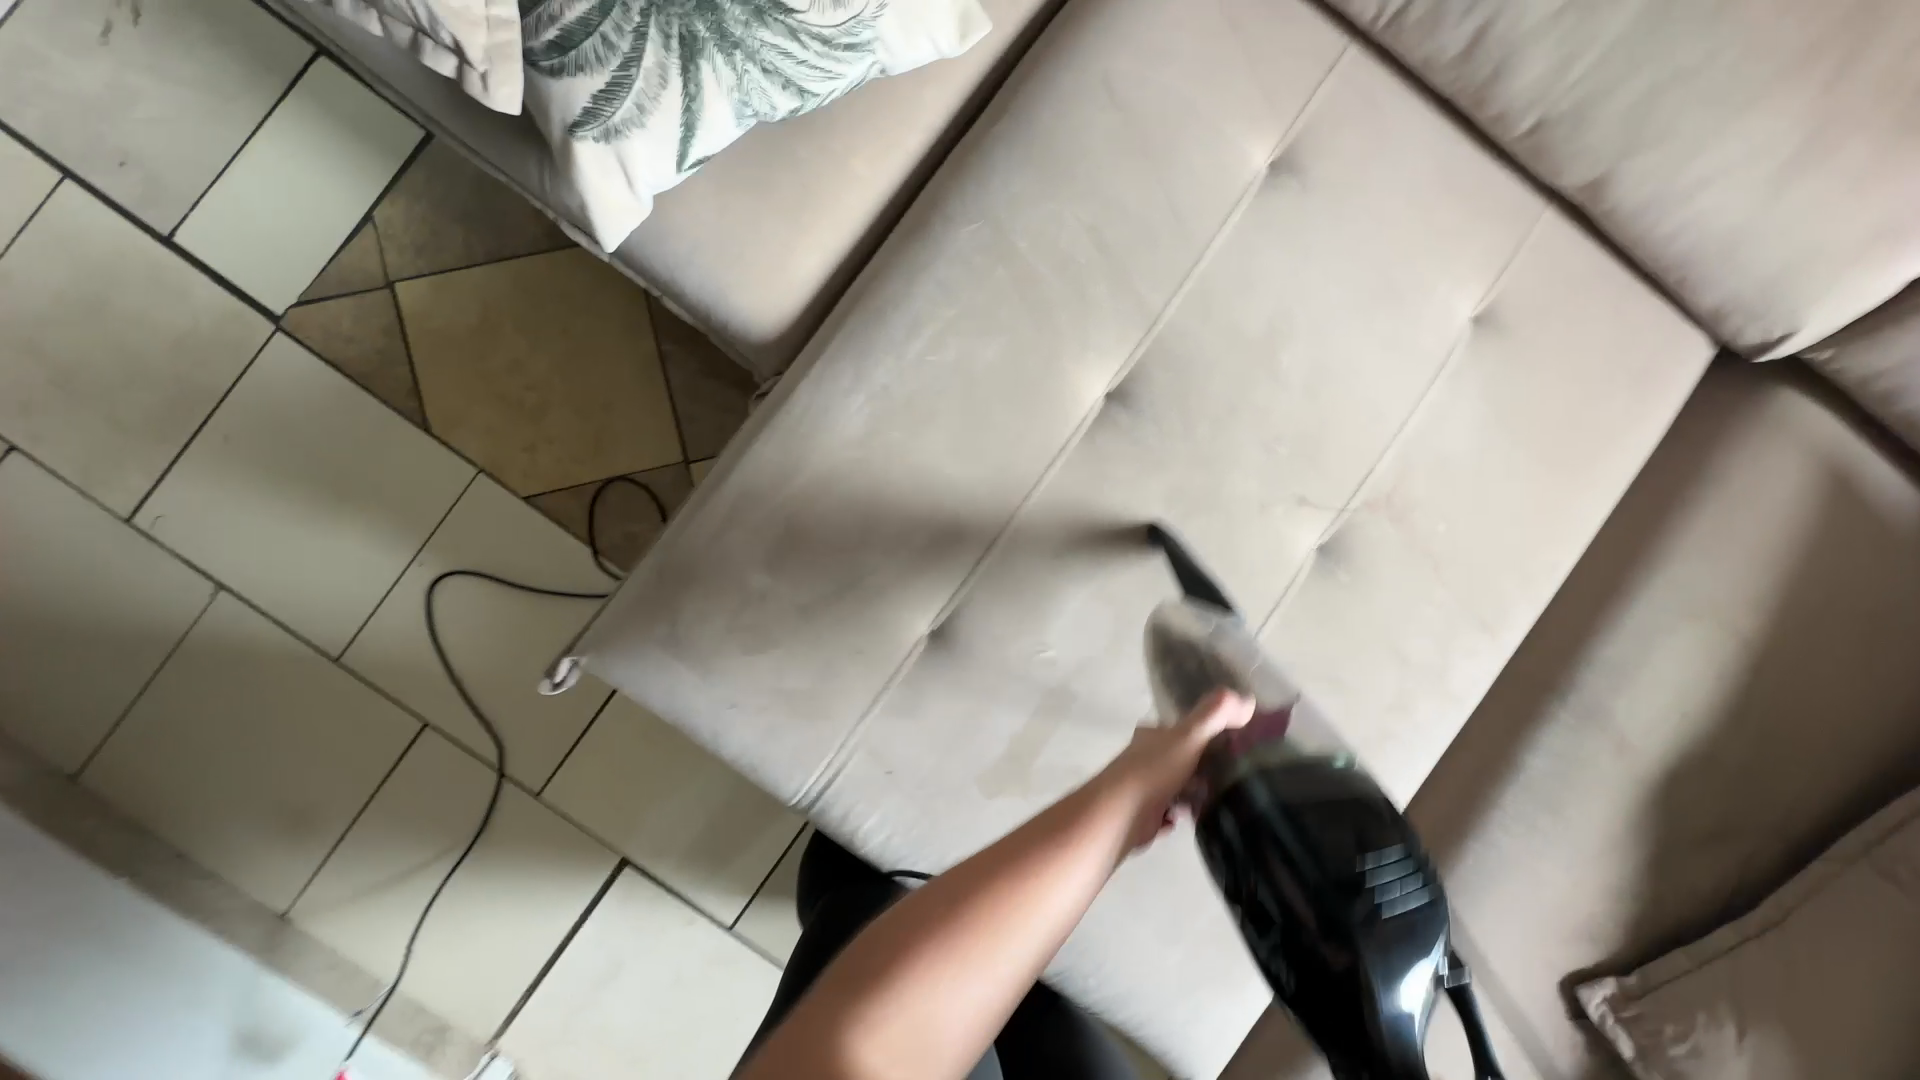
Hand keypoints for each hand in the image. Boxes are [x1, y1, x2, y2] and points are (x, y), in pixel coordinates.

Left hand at [1093, 690, 1253, 853]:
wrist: (1122, 812)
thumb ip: (1215, 715)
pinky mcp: (1145, 814)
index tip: (1234, 746)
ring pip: (1177, 786)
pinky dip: (1183, 814)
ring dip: (1196, 793)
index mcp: (1153, 735)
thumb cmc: (1154, 770)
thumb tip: (1248, 698)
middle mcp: (1145, 756)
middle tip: (1233, 778)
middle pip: (1182, 758)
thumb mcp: (1189, 736)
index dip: (1208, 734)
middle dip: (1204, 767)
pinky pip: (1171, 811)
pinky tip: (1197, 817)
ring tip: (1221, 799)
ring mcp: (1144, 786)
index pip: (1184, 729)